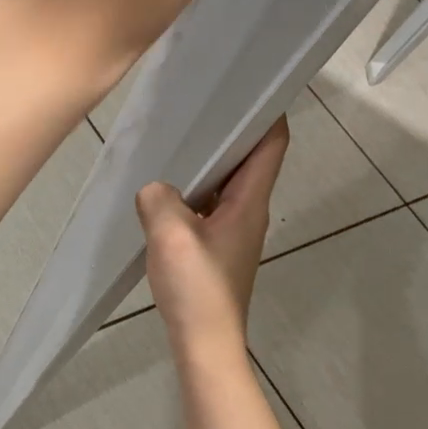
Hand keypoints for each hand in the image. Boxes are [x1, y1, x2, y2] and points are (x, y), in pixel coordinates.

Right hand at [137, 117, 288, 349]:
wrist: (205, 344)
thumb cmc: (198, 289)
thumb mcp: (171, 236)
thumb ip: (160, 200)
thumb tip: (155, 190)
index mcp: (250, 203)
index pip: (272, 143)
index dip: (266, 110)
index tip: (244, 84)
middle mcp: (249, 213)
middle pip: (248, 161)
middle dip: (227, 132)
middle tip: (196, 108)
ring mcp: (234, 234)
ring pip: (225, 187)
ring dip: (206, 166)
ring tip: (176, 146)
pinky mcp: (218, 252)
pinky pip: (208, 210)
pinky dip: (193, 196)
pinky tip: (165, 197)